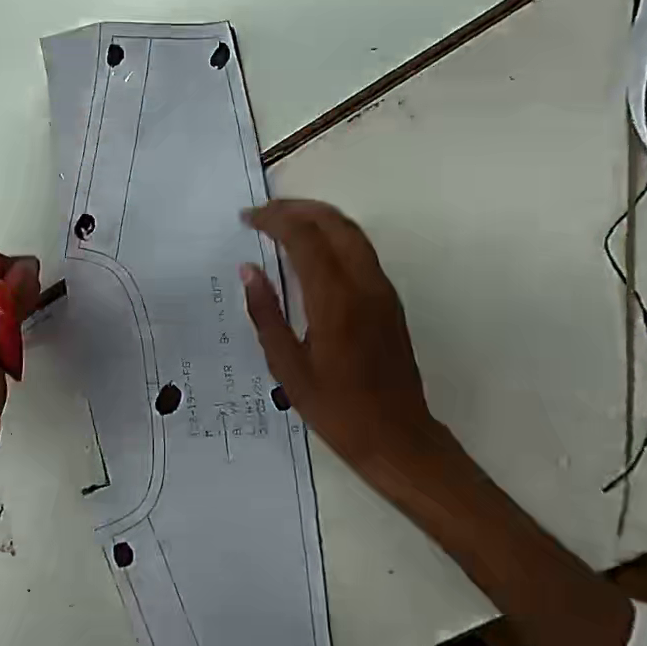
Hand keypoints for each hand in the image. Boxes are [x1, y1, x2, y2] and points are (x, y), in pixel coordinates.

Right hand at [240, 199, 447, 475]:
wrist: (398, 437)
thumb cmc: (336, 409)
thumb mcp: (287, 367)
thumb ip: (266, 313)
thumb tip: (249, 270)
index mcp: (335, 301)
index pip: (305, 237)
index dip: (274, 220)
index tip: (248, 219)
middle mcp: (363, 284)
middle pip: (332, 222)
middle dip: (295, 208)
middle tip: (262, 213)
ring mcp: (381, 289)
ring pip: (351, 231)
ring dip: (316, 216)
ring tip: (282, 221)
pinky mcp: (389, 299)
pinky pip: (360, 249)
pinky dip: (332, 234)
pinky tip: (310, 249)